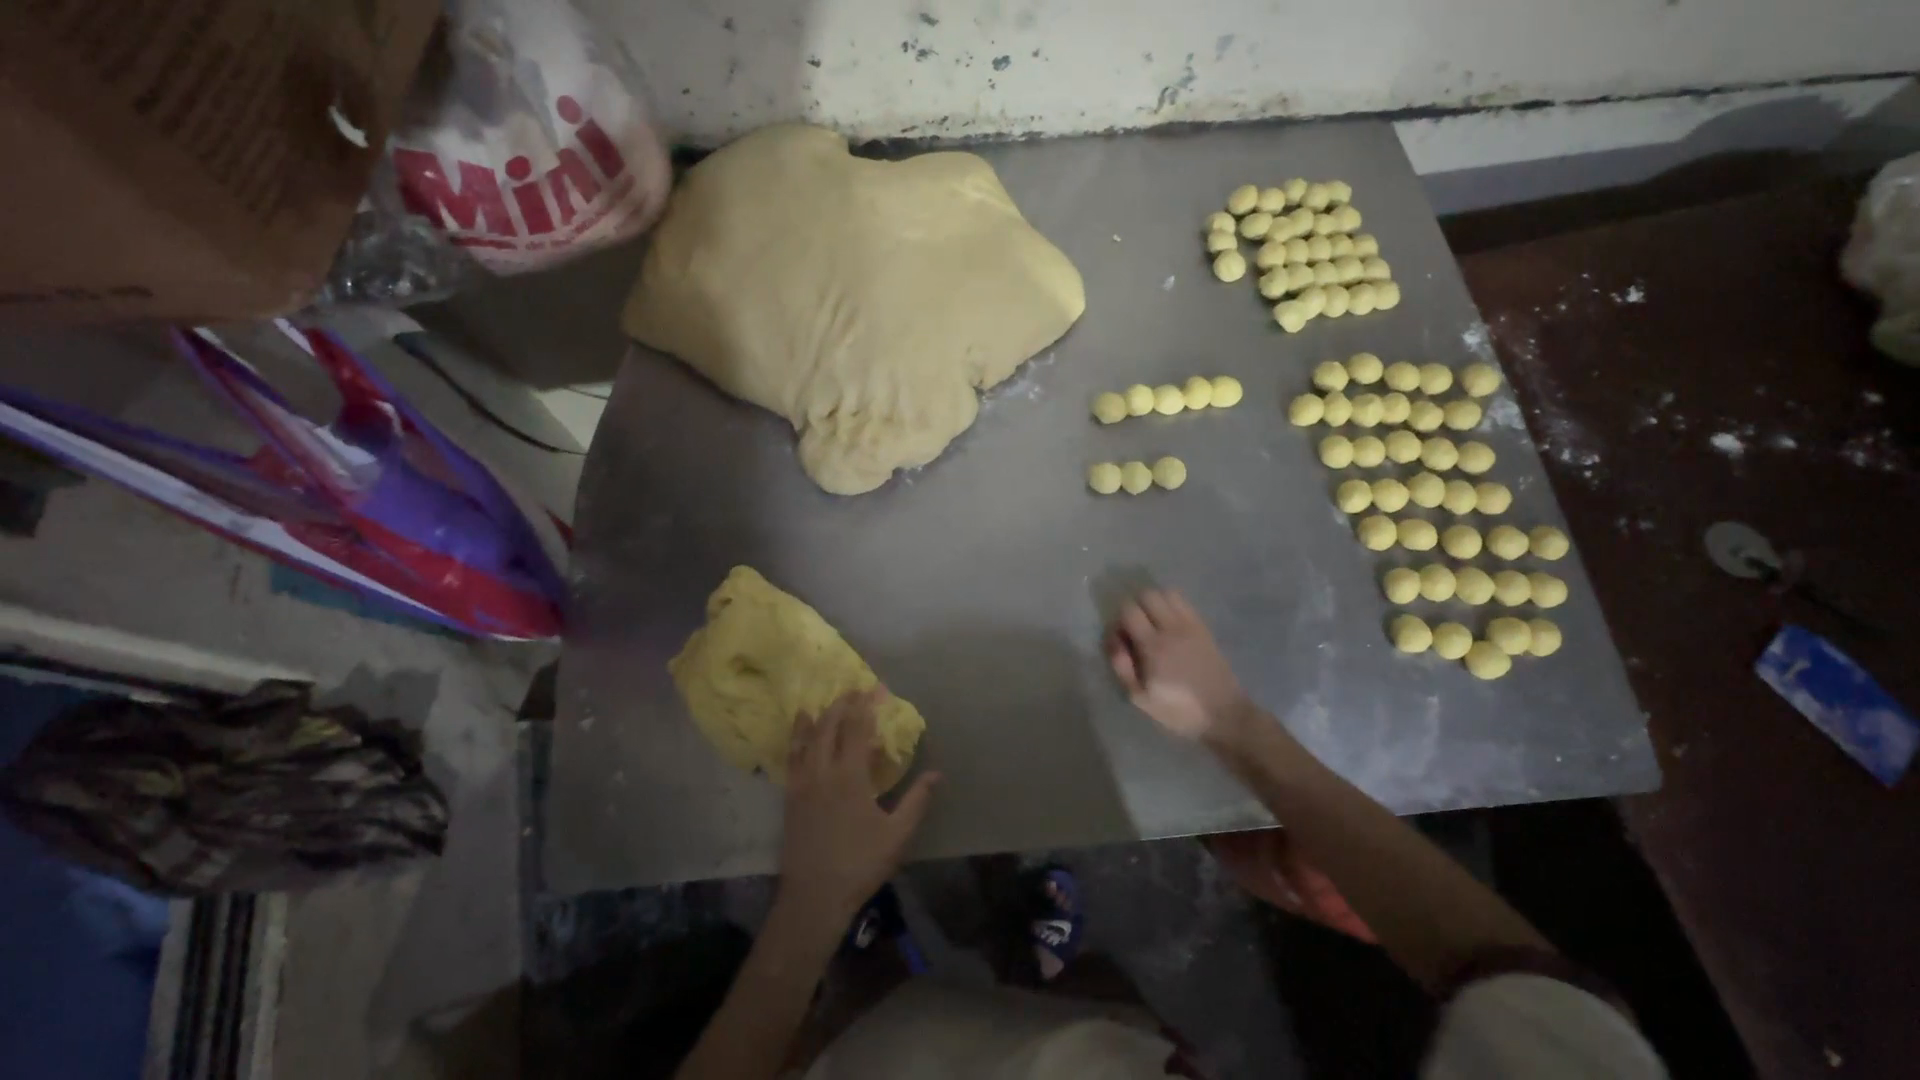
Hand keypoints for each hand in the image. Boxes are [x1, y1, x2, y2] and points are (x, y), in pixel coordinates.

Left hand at [777, 689, 938, 924]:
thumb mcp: (897, 835)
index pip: (857, 729)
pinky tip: (799, 736)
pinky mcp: (790, 797)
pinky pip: (792, 758)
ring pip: (806, 739)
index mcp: (850, 777)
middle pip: (828, 727)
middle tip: (853, 691)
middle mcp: (822, 772)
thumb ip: (917, 800)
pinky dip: (796, 740)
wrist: (814, 896)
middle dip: (841, 705)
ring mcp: (802, 784)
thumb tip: (936, 773)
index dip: (866, 707)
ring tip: (821, 704)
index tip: (876, 689)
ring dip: (816, 718)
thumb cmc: (860, 864)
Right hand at [1106, 589, 1251, 742]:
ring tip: (1153, 624)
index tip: (1121, 639)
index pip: (1129, 610)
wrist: (1223, 713)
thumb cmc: (1178, 710)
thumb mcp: (1140, 698)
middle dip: (1135, 606)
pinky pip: (1184, 603)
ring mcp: (1191, 625)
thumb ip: (1122, 666)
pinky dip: (1171, 606)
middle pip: (1148, 594)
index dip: (1118, 620)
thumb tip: (1114, 639)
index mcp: (1153, 646)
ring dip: (1155, 602)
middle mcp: (1172, 628)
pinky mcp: (1204, 627)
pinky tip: (1170, 626)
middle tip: (1135, 629)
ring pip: (1167, 593)